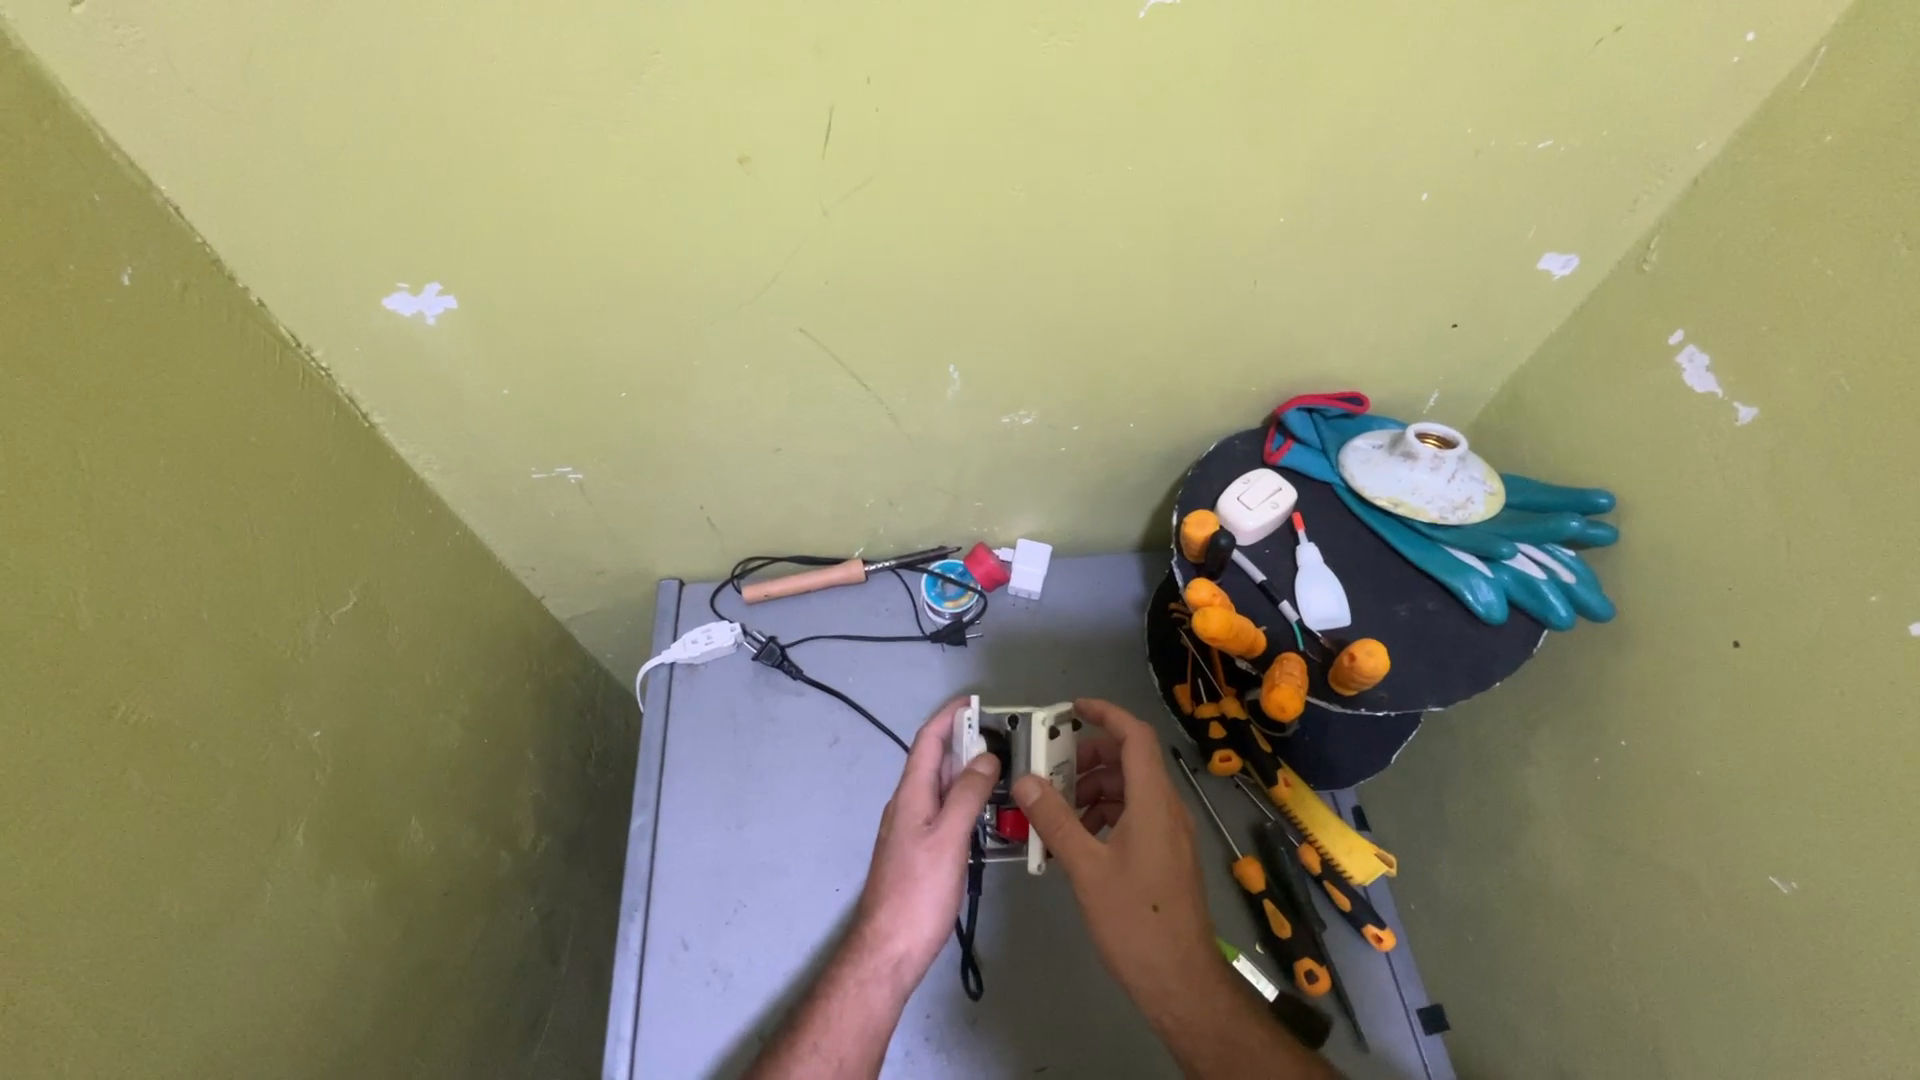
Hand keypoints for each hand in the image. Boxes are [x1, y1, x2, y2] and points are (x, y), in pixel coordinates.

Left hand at [848, 697, 998, 995]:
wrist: (890, 949)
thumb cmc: (918, 892)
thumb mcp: (948, 838)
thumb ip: (967, 795)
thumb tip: (985, 756)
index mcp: (911, 795)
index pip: (928, 741)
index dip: (949, 716)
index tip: (974, 700)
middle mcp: (909, 805)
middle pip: (935, 762)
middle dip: (964, 741)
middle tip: (1003, 735)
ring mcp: (913, 829)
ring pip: (942, 788)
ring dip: (968, 771)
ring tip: (1003, 767)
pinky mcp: (921, 852)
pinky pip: (946, 812)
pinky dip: (967, 801)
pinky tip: (988, 811)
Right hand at [1012, 699, 1217, 1012]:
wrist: (1180, 980)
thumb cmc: (1134, 920)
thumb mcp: (1086, 868)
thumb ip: (1055, 820)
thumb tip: (1026, 780)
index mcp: (1153, 802)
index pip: (1136, 737)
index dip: (1106, 714)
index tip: (1073, 709)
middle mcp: (1167, 809)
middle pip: (1132, 760)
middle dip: (1091, 756)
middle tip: (1055, 769)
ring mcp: (1170, 833)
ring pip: (1132, 788)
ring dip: (1096, 787)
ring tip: (1060, 808)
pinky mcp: (1167, 855)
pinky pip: (1136, 814)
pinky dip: (1106, 813)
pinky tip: (1081, 837)